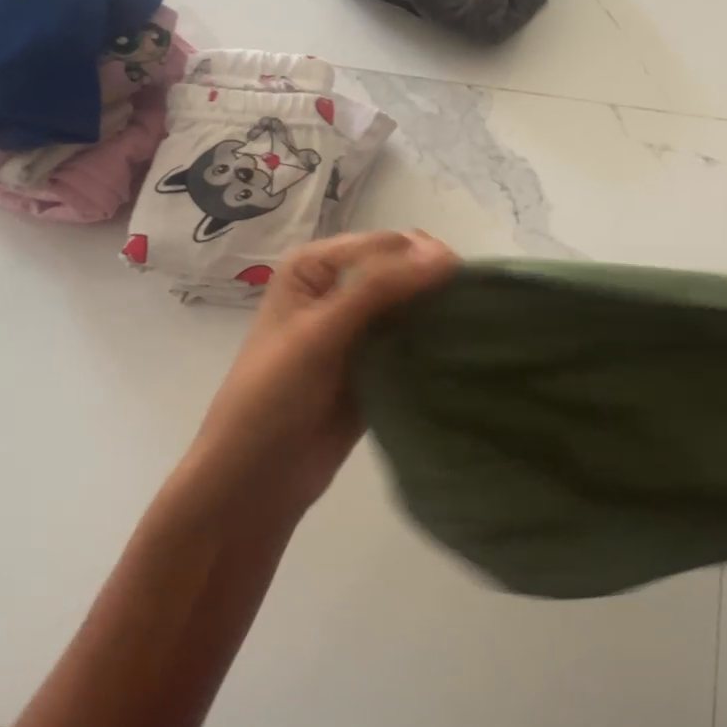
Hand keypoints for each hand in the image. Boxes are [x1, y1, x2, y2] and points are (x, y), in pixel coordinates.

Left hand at [202, 230, 458, 507]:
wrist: (255, 480)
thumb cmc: (272, 397)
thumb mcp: (320, 332)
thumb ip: (380, 289)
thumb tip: (447, 256)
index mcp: (316, 266)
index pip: (386, 245)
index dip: (424, 260)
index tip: (461, 287)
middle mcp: (339, 288)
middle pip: (405, 270)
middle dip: (436, 284)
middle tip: (468, 311)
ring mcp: (360, 328)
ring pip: (415, 305)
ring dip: (440, 313)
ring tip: (471, 331)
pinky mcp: (378, 363)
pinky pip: (416, 340)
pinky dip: (436, 342)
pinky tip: (459, 352)